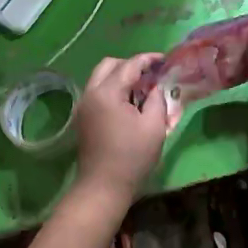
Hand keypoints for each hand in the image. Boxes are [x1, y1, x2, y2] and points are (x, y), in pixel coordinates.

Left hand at [73, 52, 169, 200]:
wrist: (102, 187)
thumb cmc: (132, 156)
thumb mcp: (154, 126)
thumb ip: (157, 99)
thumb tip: (156, 87)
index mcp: (107, 92)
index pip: (129, 65)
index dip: (148, 59)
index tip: (165, 60)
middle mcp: (90, 93)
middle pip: (109, 65)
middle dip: (131, 64)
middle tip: (151, 74)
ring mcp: (83, 105)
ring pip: (101, 77)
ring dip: (120, 76)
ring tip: (142, 88)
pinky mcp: (82, 117)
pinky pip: (97, 91)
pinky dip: (112, 88)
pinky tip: (129, 102)